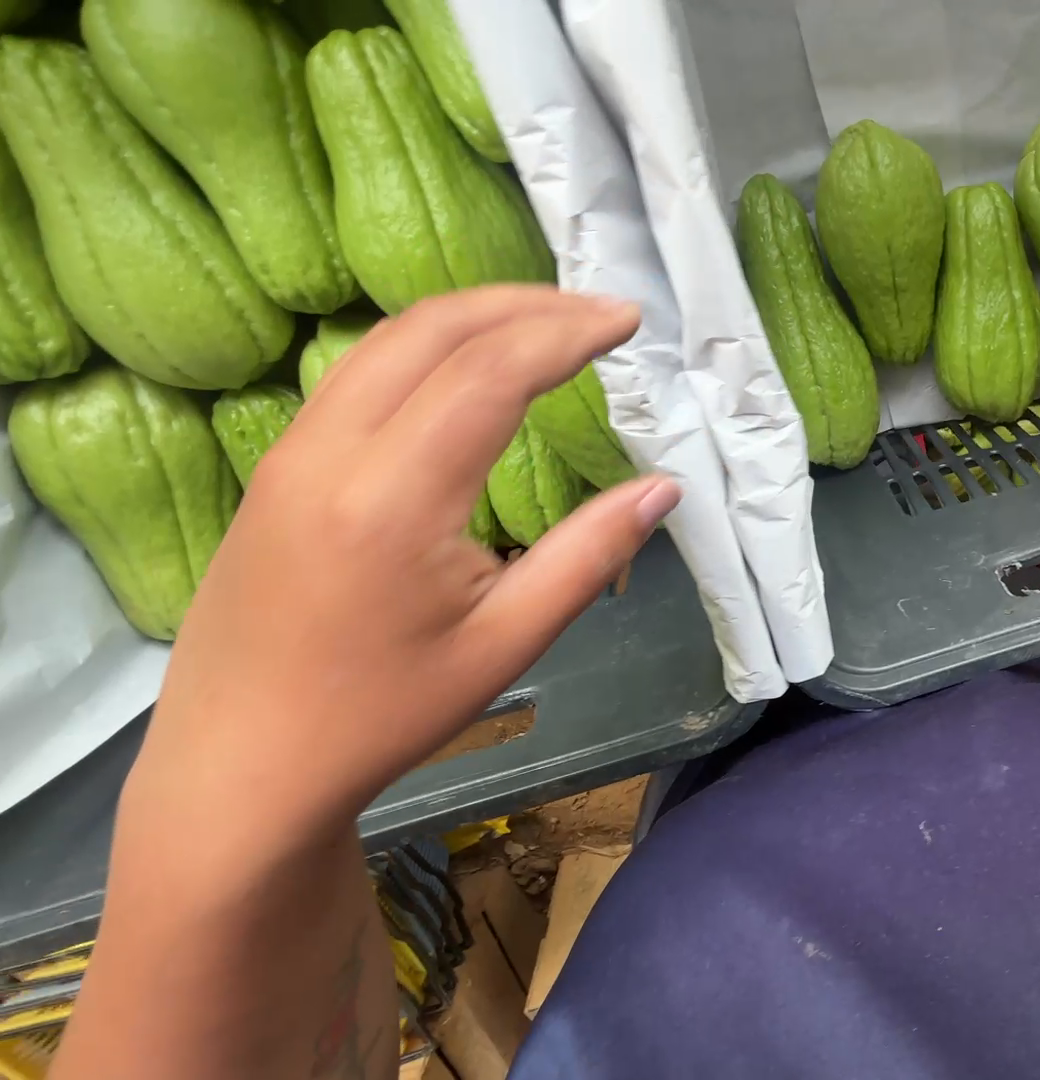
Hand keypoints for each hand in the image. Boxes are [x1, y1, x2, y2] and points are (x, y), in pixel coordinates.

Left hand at [137, 287, 680, 832]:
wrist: (242, 765)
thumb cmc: (388, 711)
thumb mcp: (510, 641)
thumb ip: (591, 553)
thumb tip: (665, 488)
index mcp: (393, 500)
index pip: (489, 374)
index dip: (566, 334)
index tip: (629, 320)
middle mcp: (329, 454)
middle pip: (431, 331)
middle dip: (525, 304)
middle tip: (602, 310)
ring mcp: (290, 454)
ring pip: (387, 341)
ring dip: (476, 315)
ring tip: (551, 322)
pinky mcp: (279, 468)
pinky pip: (362, 374)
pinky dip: (432, 345)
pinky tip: (474, 366)